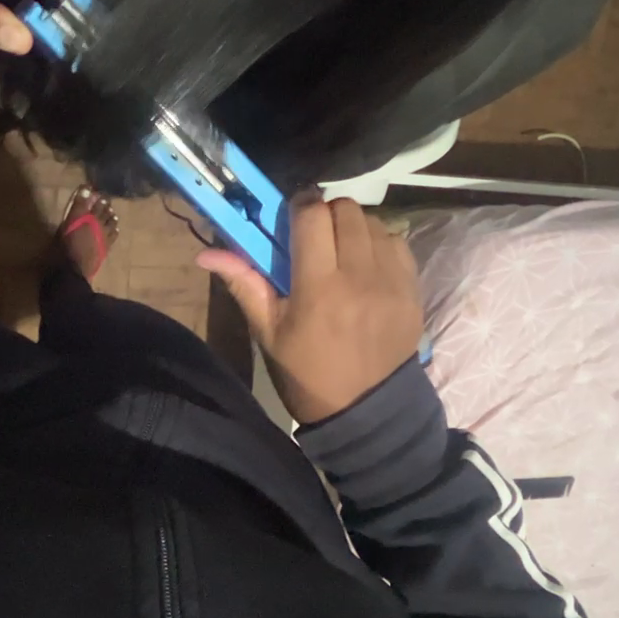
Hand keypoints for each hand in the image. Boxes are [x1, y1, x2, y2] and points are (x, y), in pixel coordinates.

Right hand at [199, 197, 424, 423]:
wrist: (365, 412)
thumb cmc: (306, 374)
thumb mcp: (269, 334)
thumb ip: (244, 285)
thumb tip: (205, 255)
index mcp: (318, 288)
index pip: (312, 216)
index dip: (299, 205)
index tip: (291, 214)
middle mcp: (359, 276)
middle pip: (346, 209)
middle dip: (325, 213)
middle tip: (313, 236)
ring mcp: (392, 281)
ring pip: (374, 221)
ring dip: (352, 227)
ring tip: (339, 252)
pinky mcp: (413, 289)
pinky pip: (397, 242)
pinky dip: (378, 243)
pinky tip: (365, 266)